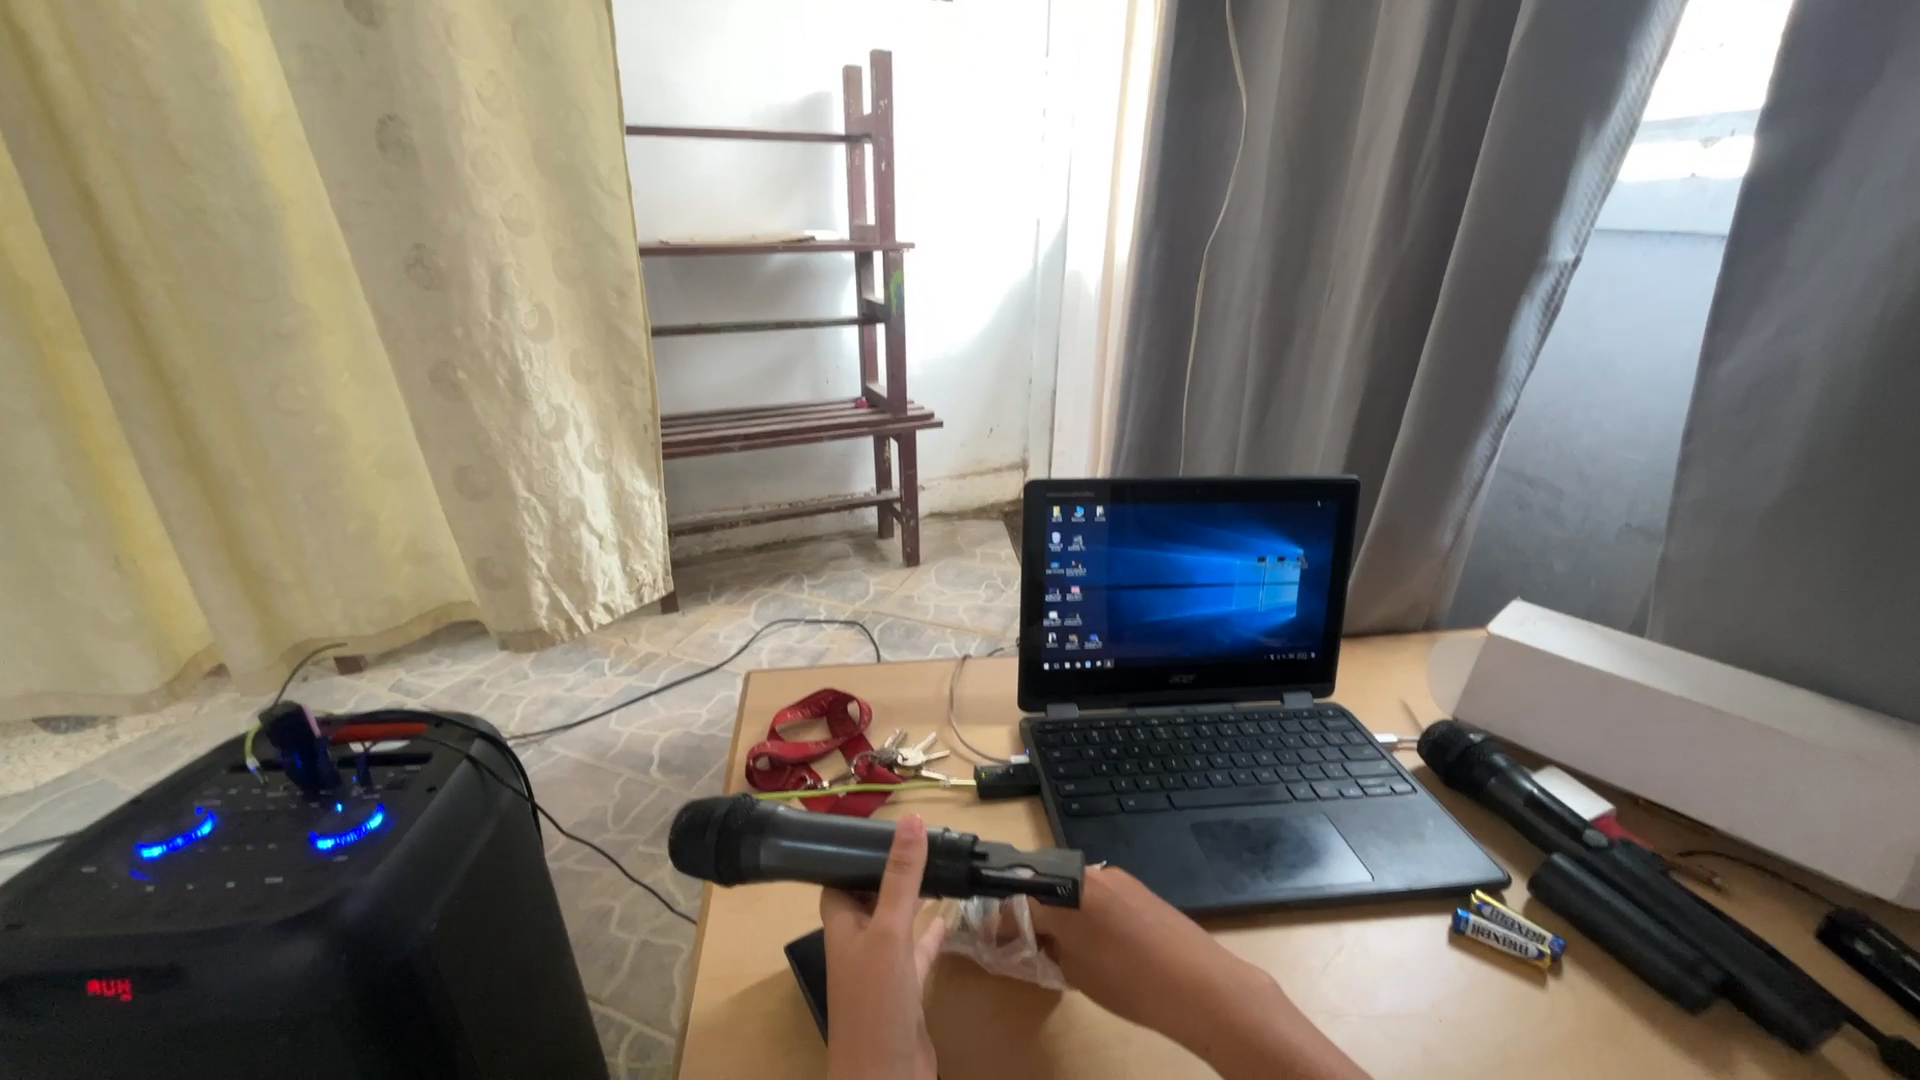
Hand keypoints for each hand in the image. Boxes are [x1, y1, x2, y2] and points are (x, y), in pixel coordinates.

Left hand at [819, 814, 948, 1079]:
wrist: (887, 1079)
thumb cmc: (876, 1001)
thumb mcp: (889, 930)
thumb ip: (902, 877)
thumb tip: (913, 820)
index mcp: (841, 925)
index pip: (838, 879)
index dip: (853, 855)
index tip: (879, 829)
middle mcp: (857, 943)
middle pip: (868, 897)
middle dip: (889, 872)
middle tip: (918, 843)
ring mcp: (881, 969)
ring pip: (895, 922)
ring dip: (912, 899)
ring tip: (937, 869)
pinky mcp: (905, 990)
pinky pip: (918, 952)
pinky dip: (931, 934)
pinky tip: (948, 918)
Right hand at [1028, 866, 1368, 1079]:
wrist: (1198, 983)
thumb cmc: (1131, 984)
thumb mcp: (1076, 973)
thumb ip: (1049, 948)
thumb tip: (1036, 939)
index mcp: (1064, 894)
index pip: (1018, 901)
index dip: (1002, 922)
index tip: (994, 938)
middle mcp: (1085, 874)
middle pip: (1042, 885)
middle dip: (1028, 910)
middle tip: (1025, 939)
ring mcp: (1112, 876)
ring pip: (1069, 886)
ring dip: (1057, 907)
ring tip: (1059, 940)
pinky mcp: (1133, 883)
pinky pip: (1095, 889)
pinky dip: (1083, 907)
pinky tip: (1093, 935)